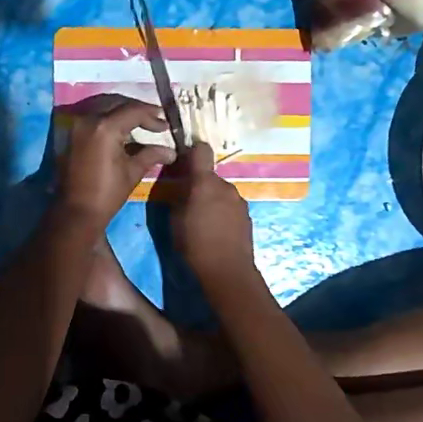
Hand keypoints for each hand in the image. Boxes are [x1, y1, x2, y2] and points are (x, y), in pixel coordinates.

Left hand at [58, 95, 175, 224]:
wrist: (76, 212)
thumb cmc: (107, 194)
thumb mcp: (133, 172)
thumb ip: (151, 154)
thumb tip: (171, 151)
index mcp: (105, 127)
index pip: (133, 110)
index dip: (152, 116)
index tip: (165, 124)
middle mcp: (88, 119)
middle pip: (117, 102)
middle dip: (137, 109)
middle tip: (154, 120)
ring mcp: (76, 125)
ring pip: (103, 106)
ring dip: (121, 111)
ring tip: (138, 123)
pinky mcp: (71, 133)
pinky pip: (93, 116)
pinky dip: (108, 118)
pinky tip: (120, 130)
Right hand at [162, 143, 256, 284]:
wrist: (227, 271)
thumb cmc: (195, 245)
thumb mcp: (175, 220)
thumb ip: (180, 197)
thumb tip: (184, 188)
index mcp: (205, 183)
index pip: (202, 150)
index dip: (193, 151)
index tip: (185, 160)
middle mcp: (226, 186)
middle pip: (211, 177)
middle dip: (200, 186)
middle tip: (189, 204)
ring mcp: (240, 201)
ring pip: (221, 193)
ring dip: (213, 200)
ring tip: (203, 223)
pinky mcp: (247, 216)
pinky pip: (230, 207)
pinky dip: (223, 213)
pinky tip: (217, 232)